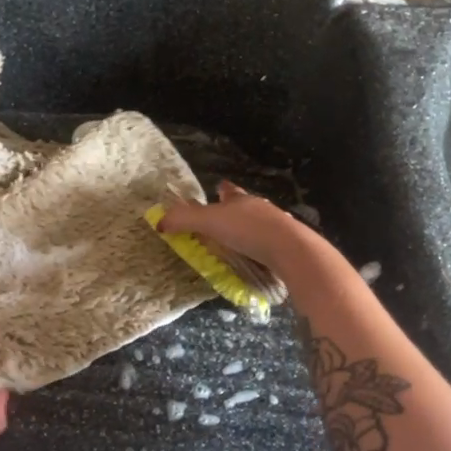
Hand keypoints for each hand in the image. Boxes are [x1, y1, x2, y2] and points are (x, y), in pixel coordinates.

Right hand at [158, 180, 322, 269]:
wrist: (292, 250)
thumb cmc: (248, 230)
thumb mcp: (209, 222)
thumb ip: (183, 220)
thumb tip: (159, 222)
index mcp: (240, 199)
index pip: (228, 190)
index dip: (221, 190)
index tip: (216, 190)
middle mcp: (260, 208)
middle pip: (245, 206)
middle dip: (235, 211)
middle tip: (222, 223)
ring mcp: (277, 227)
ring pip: (259, 224)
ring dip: (249, 231)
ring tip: (238, 244)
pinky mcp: (288, 247)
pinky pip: (270, 245)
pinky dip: (261, 250)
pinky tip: (256, 260)